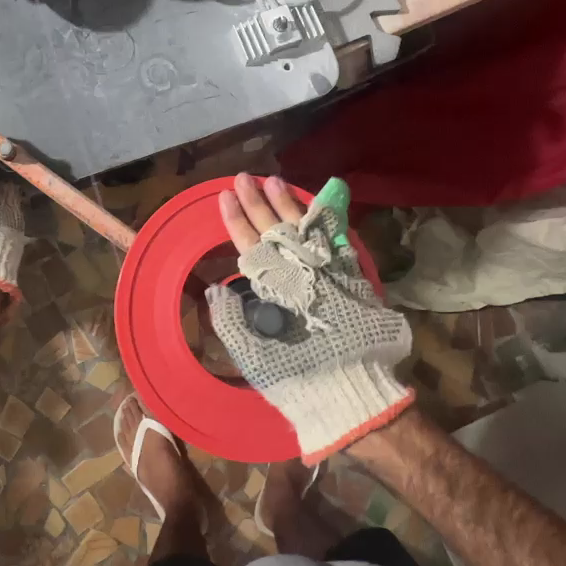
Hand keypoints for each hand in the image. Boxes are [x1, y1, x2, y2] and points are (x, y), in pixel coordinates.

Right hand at [206, 173, 413, 461]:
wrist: (349, 388)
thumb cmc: (295, 375)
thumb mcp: (251, 353)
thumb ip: (230, 318)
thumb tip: (215, 289)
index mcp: (269, 285)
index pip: (247, 242)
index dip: (234, 219)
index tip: (224, 196)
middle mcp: (296, 269)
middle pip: (272, 227)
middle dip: (255, 201)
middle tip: (243, 178)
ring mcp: (325, 269)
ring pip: (302, 226)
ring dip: (285, 203)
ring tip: (273, 181)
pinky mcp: (349, 275)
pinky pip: (332, 238)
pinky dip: (322, 219)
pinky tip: (315, 205)